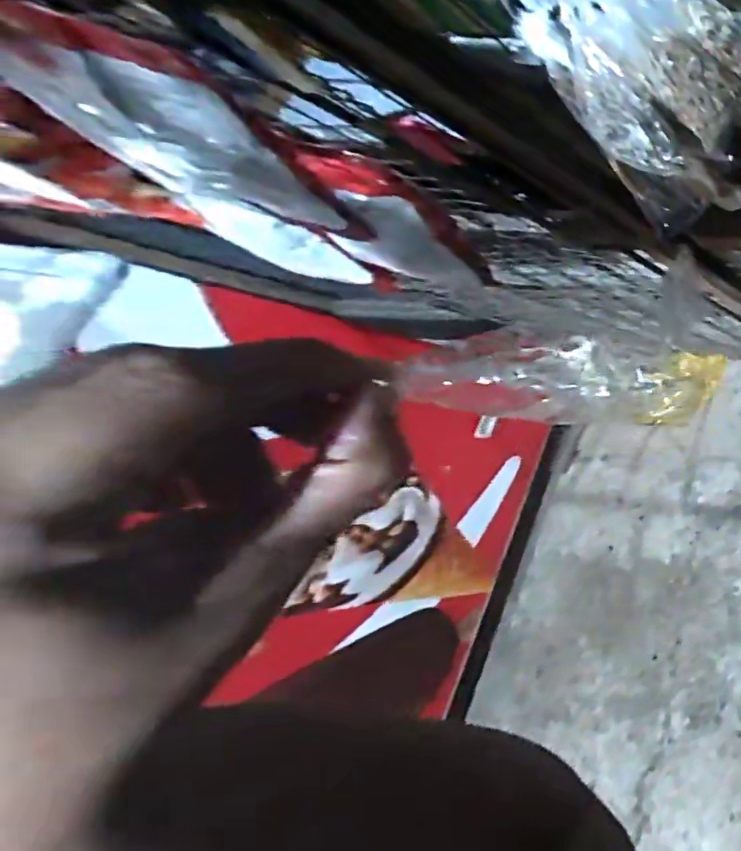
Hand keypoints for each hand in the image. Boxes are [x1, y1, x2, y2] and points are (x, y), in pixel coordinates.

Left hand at [0, 342, 408, 849]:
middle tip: (329, 430)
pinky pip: (73, 411)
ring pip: (112, 387)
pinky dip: (156, 435)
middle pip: (141, 375)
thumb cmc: (122, 691)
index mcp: (16, 509)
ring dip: (212, 419)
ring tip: (251, 486)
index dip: (288, 368)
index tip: (372, 383)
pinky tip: (179, 493)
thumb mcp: (249, 589)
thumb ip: (334, 490)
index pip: (170, 388)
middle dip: (258, 391)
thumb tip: (384, 405)